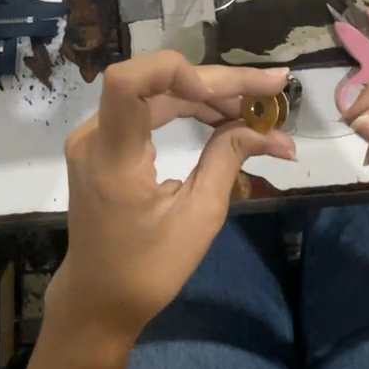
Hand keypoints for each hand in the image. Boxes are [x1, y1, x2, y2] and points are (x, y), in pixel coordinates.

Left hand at [50, 52, 296, 347]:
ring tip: (255, 106)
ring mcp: (94, 137)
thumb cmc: (148, 268)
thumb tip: (273, 132)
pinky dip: (183, 107)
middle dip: (215, 82)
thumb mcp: (198, 216)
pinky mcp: (103, 142)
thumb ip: (228, 159)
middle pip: (154, 83)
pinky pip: (144, 109)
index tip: (228, 92)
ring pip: (153, 92)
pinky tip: (221, 114)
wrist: (99, 297)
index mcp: (113, 159)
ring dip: (204, 93)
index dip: (177, 71)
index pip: (128, 83)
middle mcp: (94, 137)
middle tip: (271, 90)